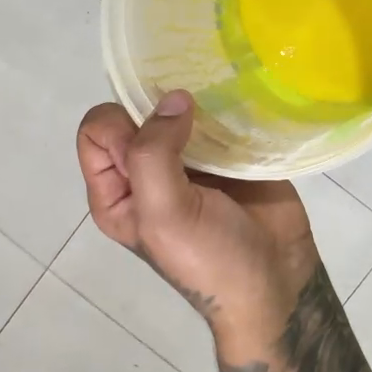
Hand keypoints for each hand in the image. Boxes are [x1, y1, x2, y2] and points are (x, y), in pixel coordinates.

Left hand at [77, 91, 314, 350]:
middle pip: (141, 111)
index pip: (98, 131)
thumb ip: (153, 157)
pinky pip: (226, 113)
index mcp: (119, 190)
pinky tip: (246, 99)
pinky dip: (233, 101)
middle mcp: (151, 169)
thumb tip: (173, 99)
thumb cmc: (208, 255)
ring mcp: (196, 157)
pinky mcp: (235, 149)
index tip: (160, 126)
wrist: (272, 275)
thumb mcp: (164, 215)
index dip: (123, 118)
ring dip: (201, 95)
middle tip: (196, 104)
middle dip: (163, 98)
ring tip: (224, 96)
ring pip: (184, 106)